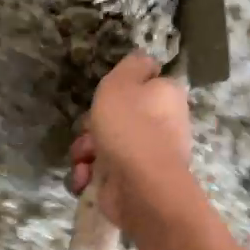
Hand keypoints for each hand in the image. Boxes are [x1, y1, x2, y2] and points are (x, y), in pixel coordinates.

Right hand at [68, 52, 192, 229]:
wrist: (139, 186)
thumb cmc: (130, 126)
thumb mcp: (123, 81)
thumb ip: (132, 65)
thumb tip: (146, 63)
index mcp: (165, 97)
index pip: (144, 87)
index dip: (119, 92)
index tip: (104, 99)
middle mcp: (162, 126)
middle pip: (118, 119)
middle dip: (92, 127)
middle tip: (88, 131)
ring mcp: (147, 157)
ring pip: (105, 147)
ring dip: (85, 152)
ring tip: (84, 159)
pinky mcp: (132, 183)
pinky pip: (103, 173)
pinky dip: (89, 175)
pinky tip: (86, 178)